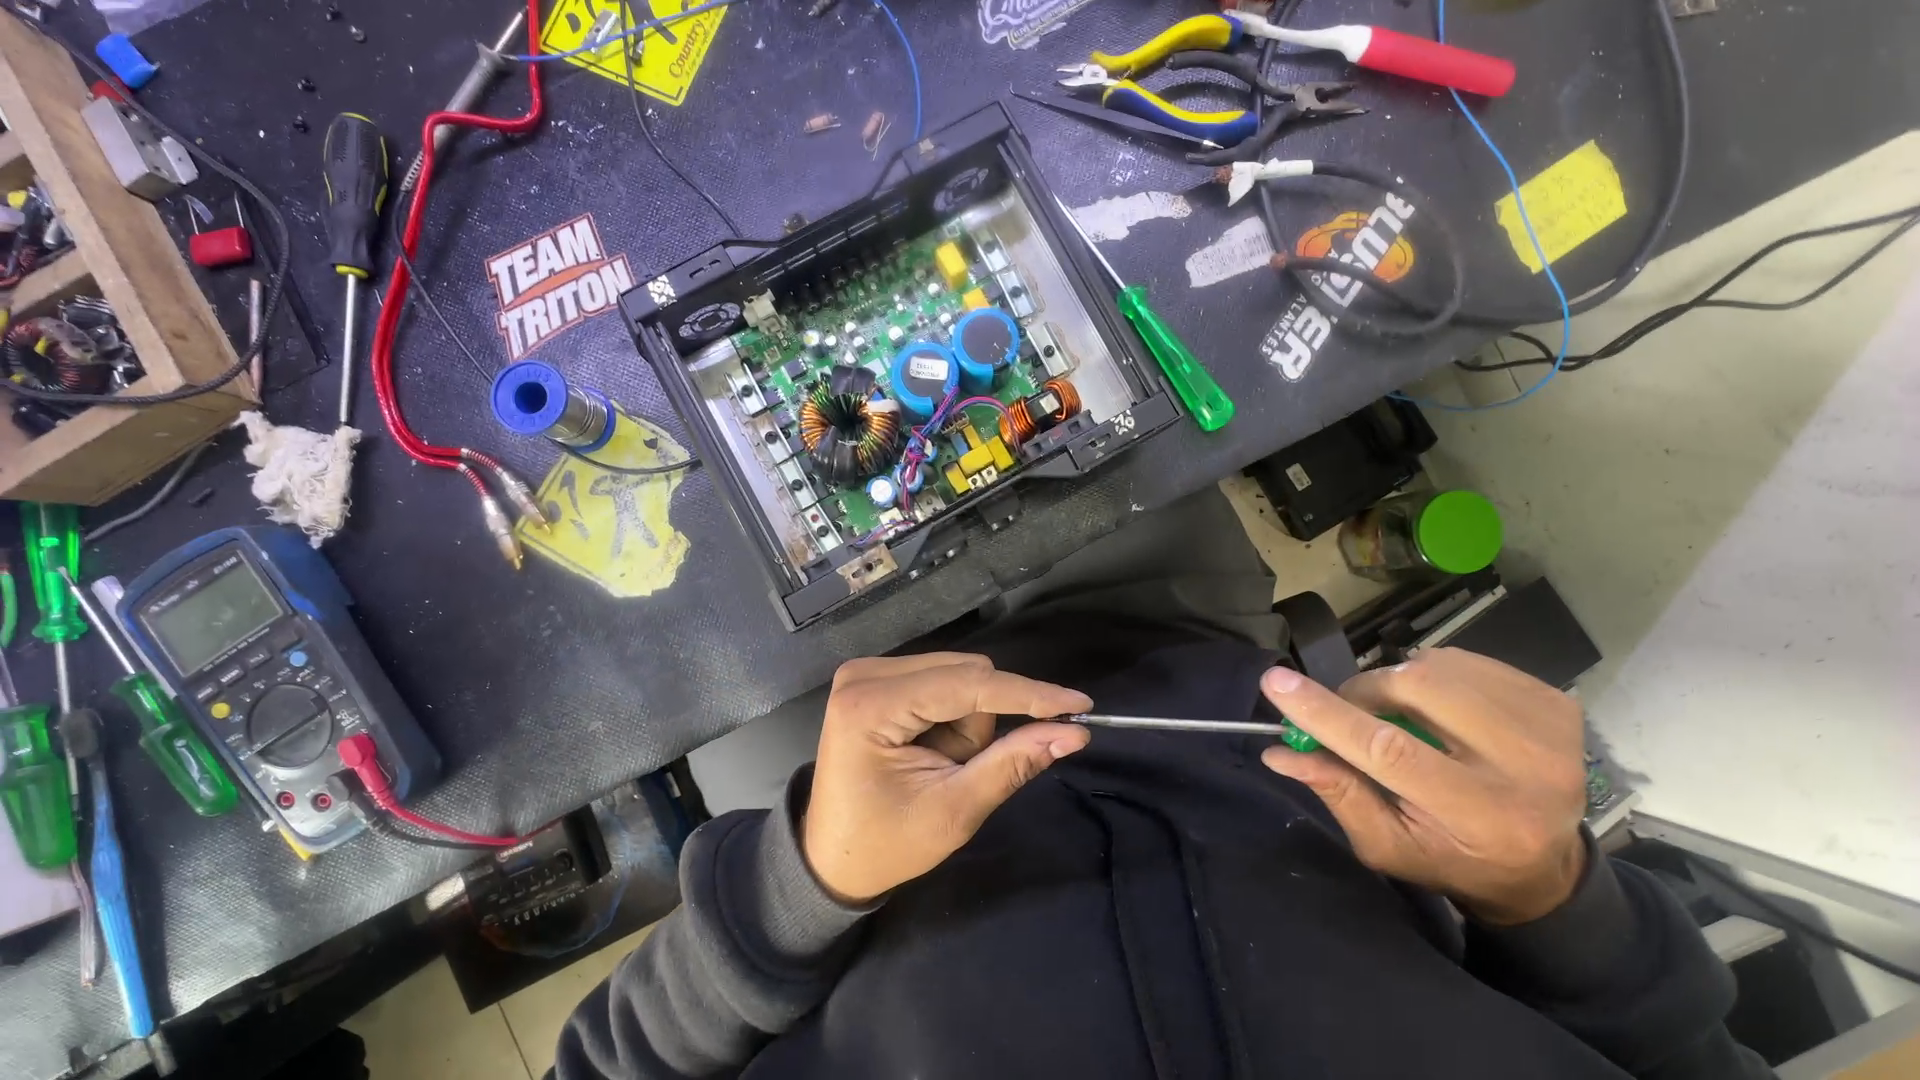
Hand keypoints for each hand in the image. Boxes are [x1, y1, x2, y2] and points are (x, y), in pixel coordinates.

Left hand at [801, 653, 1092, 904]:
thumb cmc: (888, 844)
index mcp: (871, 706)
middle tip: (960, 769)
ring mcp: (866, 672)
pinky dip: (952, 716)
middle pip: (966, 673)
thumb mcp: (955, 811)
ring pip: (959, 675)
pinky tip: (929, 750)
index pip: (968, 684)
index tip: (1081, 705)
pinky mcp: (874, 679)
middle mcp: (865, 674)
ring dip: (968, 722)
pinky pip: (942, 680)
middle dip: (982, 723)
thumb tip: (1073, 732)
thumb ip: (1013, 764)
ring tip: (940, 764)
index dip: (1028, 694)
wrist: (832, 859)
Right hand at [1259, 648, 1589, 924]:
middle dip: (1365, 691)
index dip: (1327, 713)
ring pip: (1440, 667)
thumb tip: (1278, 752)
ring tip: (1401, 713)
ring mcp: (1551, 731)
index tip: (1275, 682)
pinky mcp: (1558, 703)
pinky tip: (1440, 707)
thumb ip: (1337, 793)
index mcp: (1481, 817)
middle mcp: (1528, 769)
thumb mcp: (1386, 845)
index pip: (1389, 751)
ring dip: (1400, 682)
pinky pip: (1468, 661)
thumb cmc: (1451, 858)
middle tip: (1350, 709)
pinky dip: (1435, 675)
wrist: (1543, 865)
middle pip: (1419, 691)